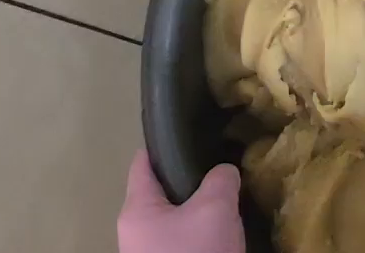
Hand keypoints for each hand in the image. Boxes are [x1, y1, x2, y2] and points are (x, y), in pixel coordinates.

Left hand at [118, 150, 244, 252]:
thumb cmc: (194, 252)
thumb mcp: (215, 206)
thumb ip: (221, 176)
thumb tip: (224, 172)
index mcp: (136, 210)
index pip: (144, 160)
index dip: (167, 139)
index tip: (195, 124)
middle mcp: (136, 229)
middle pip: (164, 186)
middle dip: (193, 171)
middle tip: (222, 157)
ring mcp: (150, 249)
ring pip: (179, 211)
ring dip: (202, 200)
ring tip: (229, 187)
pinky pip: (186, 232)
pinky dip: (203, 223)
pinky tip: (224, 220)